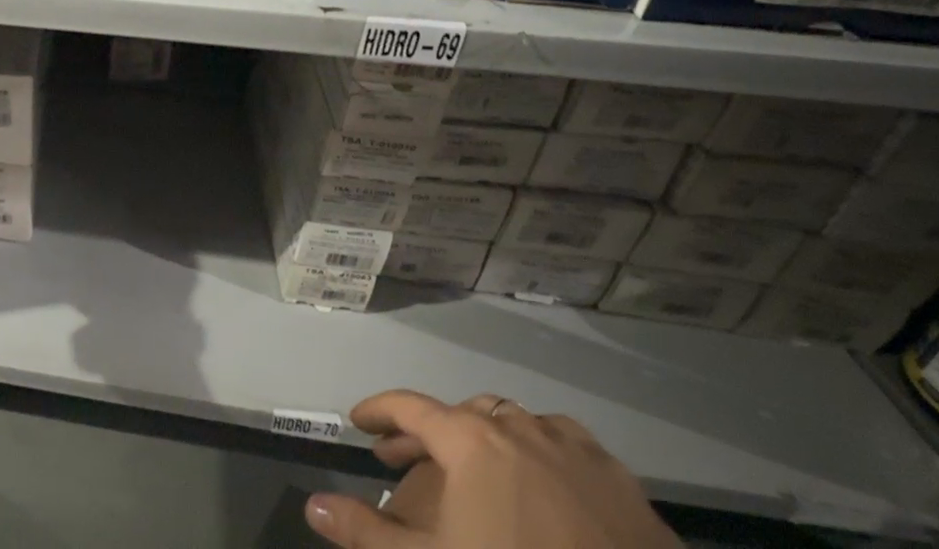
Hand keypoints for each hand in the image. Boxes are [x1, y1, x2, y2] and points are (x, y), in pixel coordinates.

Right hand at [305, 390, 682, 548]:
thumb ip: (366, 531)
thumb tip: (313, 506)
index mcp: (472, 441)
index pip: (411, 406)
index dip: (379, 411)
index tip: (358, 423)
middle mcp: (523, 430)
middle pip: (464, 411)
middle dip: (431, 429)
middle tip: (408, 458)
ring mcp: (578, 452)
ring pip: (520, 422)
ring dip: (487, 435)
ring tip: (476, 467)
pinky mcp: (624, 485)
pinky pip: (572, 446)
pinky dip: (544, 452)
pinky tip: (546, 484)